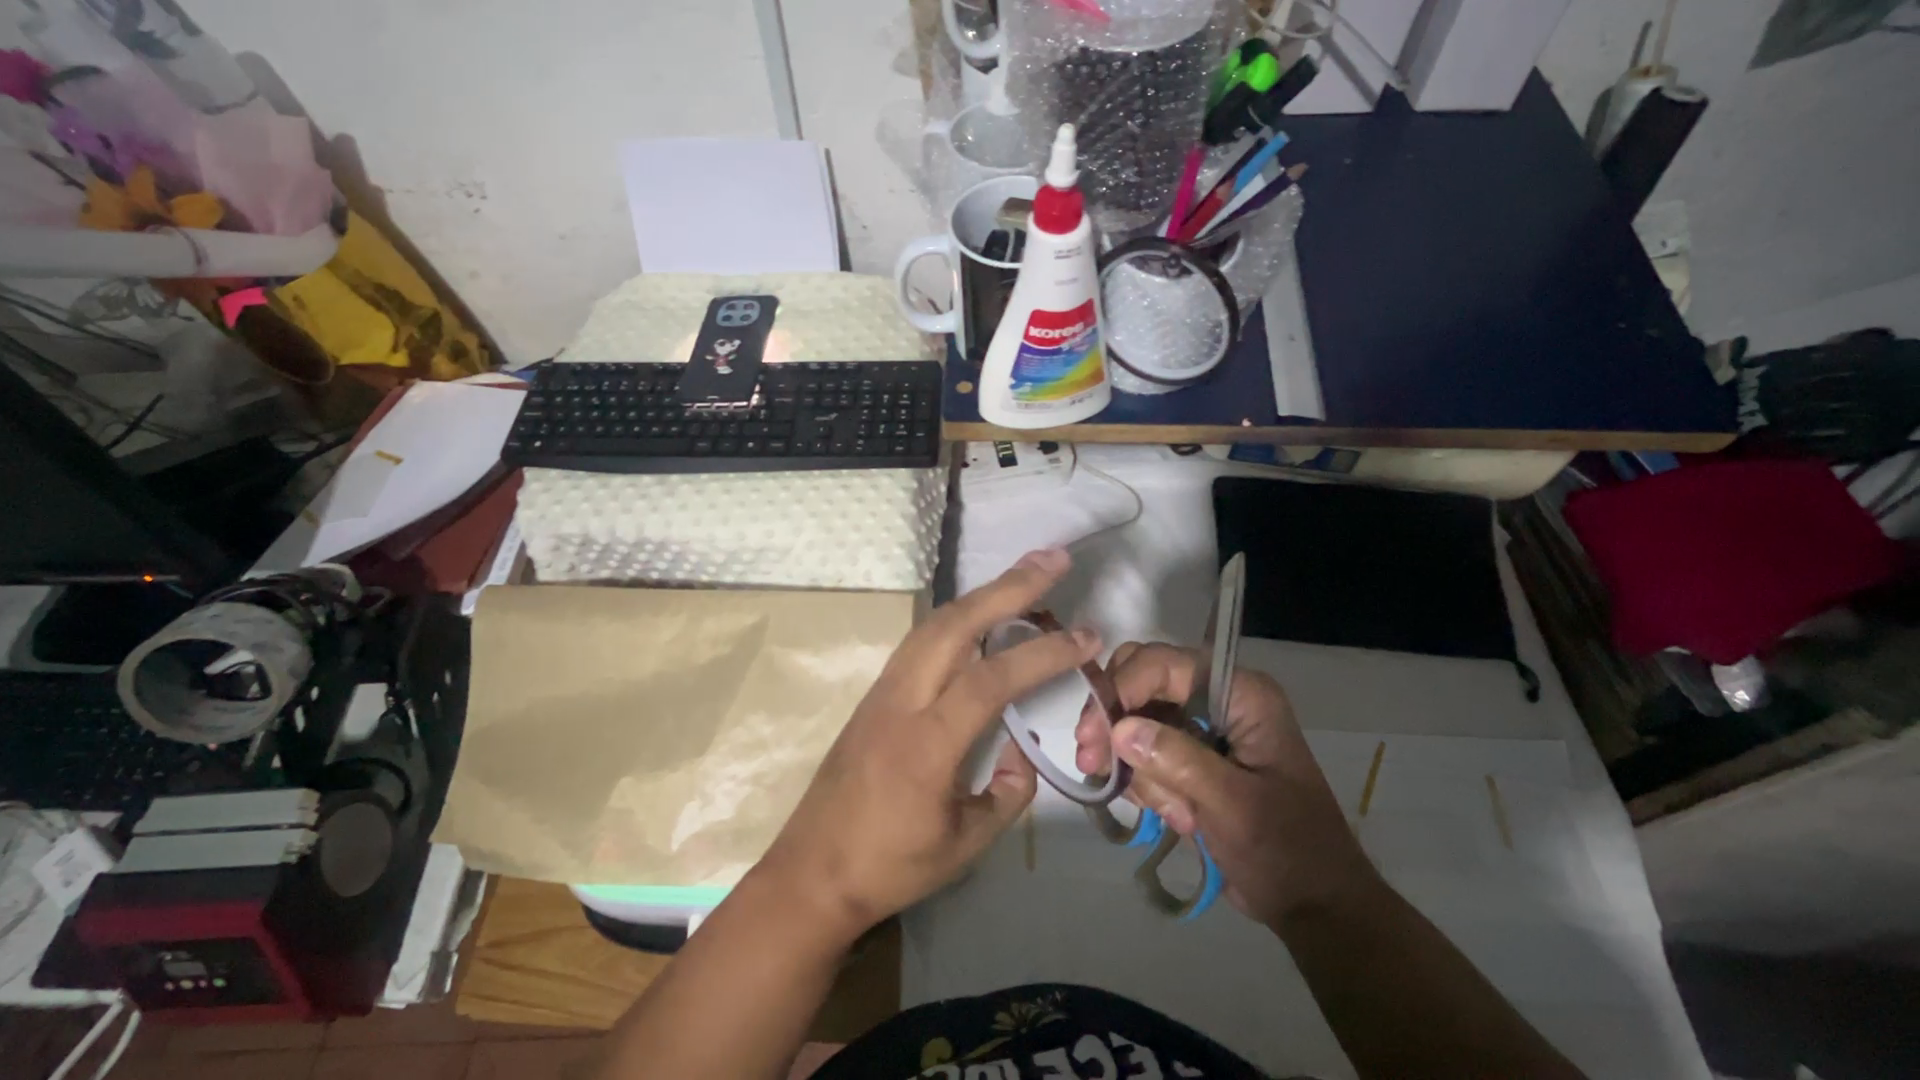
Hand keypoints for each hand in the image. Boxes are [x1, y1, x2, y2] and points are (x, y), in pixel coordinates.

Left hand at [756, 548, 1098, 939]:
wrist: (811, 874)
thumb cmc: (891, 867)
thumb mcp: (967, 842)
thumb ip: (1008, 790)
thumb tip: (1023, 748)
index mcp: (926, 744)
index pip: (992, 679)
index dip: (1043, 653)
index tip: (1087, 638)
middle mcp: (900, 702)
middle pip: (954, 625)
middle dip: (1008, 587)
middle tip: (1054, 560)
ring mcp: (880, 694)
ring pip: (932, 625)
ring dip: (980, 596)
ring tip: (1024, 576)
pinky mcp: (872, 697)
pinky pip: (918, 643)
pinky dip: (956, 619)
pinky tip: (979, 618)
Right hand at [1074, 643, 1377, 927]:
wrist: (1311, 902)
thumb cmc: (1287, 849)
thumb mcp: (1235, 806)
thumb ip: (1179, 763)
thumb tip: (1119, 729)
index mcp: (1241, 694)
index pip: (1163, 665)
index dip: (1121, 691)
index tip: (1091, 738)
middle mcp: (1217, 699)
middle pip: (1140, 682)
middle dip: (1115, 724)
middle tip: (1094, 764)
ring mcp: (1201, 729)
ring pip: (1133, 721)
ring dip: (1138, 768)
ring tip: (1174, 813)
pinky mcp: (1187, 759)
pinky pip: (1141, 753)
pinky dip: (1144, 784)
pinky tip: (1175, 816)